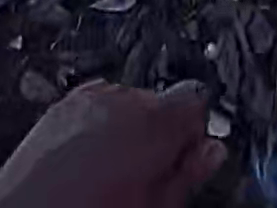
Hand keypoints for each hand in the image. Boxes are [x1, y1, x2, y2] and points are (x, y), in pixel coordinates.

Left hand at [0, 80, 227, 207]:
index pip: (197, 100)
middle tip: (146, 178)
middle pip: (162, 101)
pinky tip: (90, 164)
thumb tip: (212, 153)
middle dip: (161, 133)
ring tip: (113, 175)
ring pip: (131, 102)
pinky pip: (99, 105)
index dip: (195, 135)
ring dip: (131, 128)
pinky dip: (102, 125)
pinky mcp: (64, 104)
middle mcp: (122, 98)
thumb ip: (187, 176)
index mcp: (153, 122)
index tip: (187, 160)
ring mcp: (90, 97)